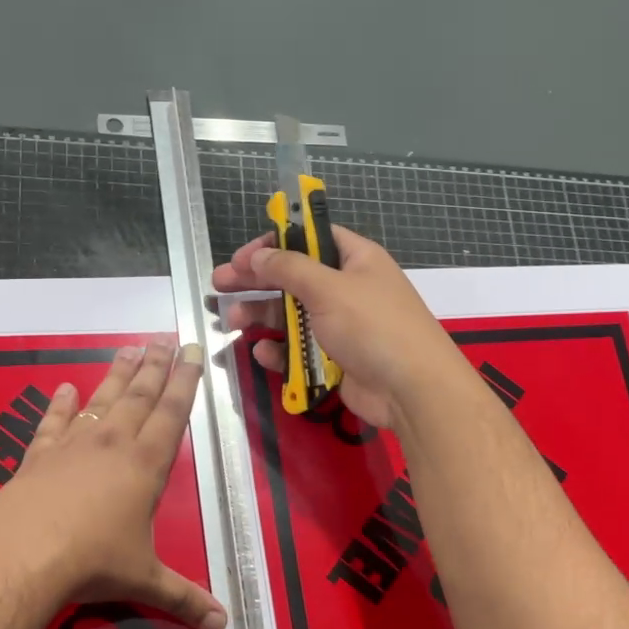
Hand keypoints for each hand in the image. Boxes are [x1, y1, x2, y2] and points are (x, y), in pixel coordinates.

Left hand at [0, 338, 227, 628]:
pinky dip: (61, 405)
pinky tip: (66, 388)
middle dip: (155, 367)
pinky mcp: (39, 457)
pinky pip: (53, 423)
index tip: (190, 351)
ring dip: (116, 374)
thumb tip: (223, 627)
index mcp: (145, 465)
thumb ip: (185, 599)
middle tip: (164, 339)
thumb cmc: (94, 562)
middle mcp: (111, 445)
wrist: (24, 554)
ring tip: (129, 349)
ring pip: (101, 400)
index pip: (171, 414)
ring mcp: (72, 446)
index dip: (184, 382)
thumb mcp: (145, 581)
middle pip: (138, 396)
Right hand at [212, 226, 468, 429]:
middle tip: (219, 286)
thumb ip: (289, 269)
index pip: (309, 239)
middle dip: (257, 283)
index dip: (274, 244)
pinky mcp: (336, 360)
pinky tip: (263, 352)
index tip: (242, 256)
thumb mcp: (329, 288)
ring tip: (233, 322)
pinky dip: (281, 351)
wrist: (410, 389)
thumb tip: (259, 255)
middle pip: (294, 279)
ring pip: (292, 317)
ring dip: (262, 317)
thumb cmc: (373, 327)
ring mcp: (341, 327)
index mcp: (355, 260)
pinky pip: (300, 350)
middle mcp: (348, 289)